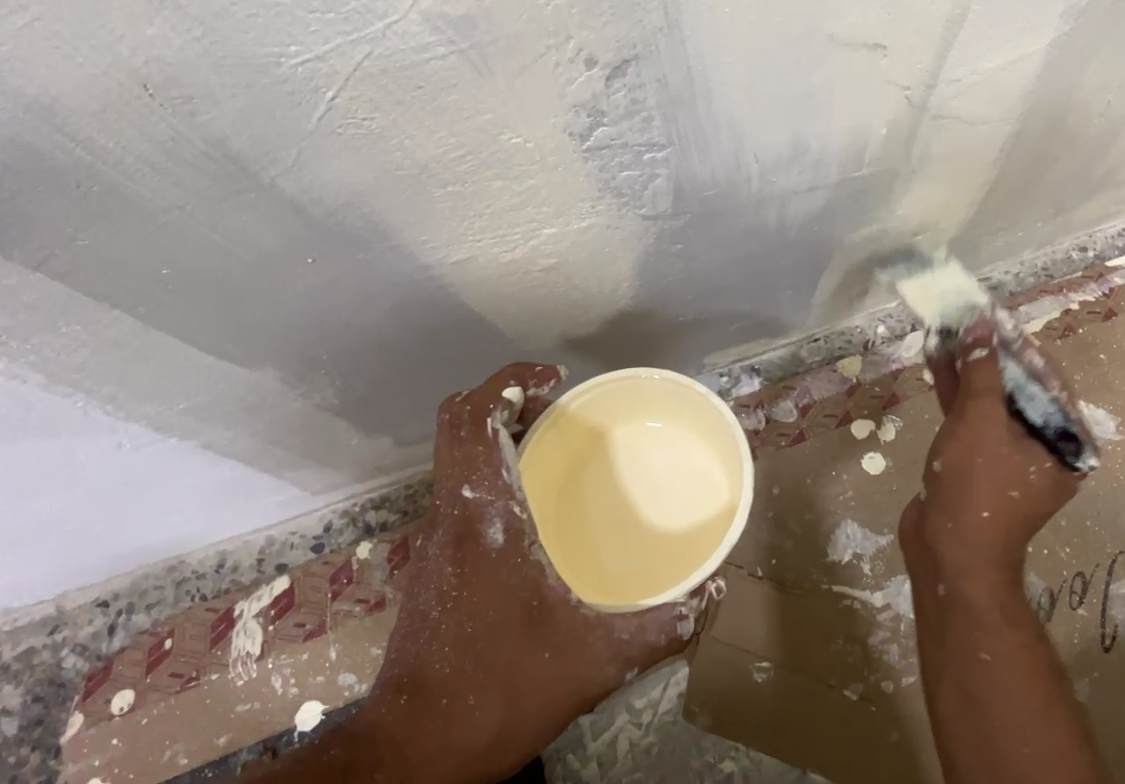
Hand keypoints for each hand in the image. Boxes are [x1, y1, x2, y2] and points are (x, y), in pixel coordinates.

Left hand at [362, 363, 720, 782]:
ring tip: (557, 450)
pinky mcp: (438, 569)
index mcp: (481, 516)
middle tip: (561, 411)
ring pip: (458, 461)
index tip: (556, 380)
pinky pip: (463, 496)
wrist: (414, 752)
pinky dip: (497, 478)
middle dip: (508, 402)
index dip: (509, 380)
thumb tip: (710, 600)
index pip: (470, 416)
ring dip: (501, 440)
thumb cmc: (499, 689)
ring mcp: (438, 543)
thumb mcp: (594, 660)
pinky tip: (539, 515)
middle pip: (460, 427)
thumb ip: (660, 627)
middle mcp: (451, 517)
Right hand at [901, 321, 1080, 589]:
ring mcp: (1009, 453)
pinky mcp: (978, 460)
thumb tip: (981, 326)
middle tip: (963, 317)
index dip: (1017, 343)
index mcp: (1066, 441)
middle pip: (1018, 386)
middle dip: (988, 352)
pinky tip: (935, 360)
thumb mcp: (980, 421)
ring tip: (943, 329)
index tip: (990, 313)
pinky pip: (971, 417)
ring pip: (990, 400)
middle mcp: (1045, 445)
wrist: (948, 554)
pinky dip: (955, 391)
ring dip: (967, 367)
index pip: (1048, 378)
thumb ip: (983, 370)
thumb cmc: (976, 487)